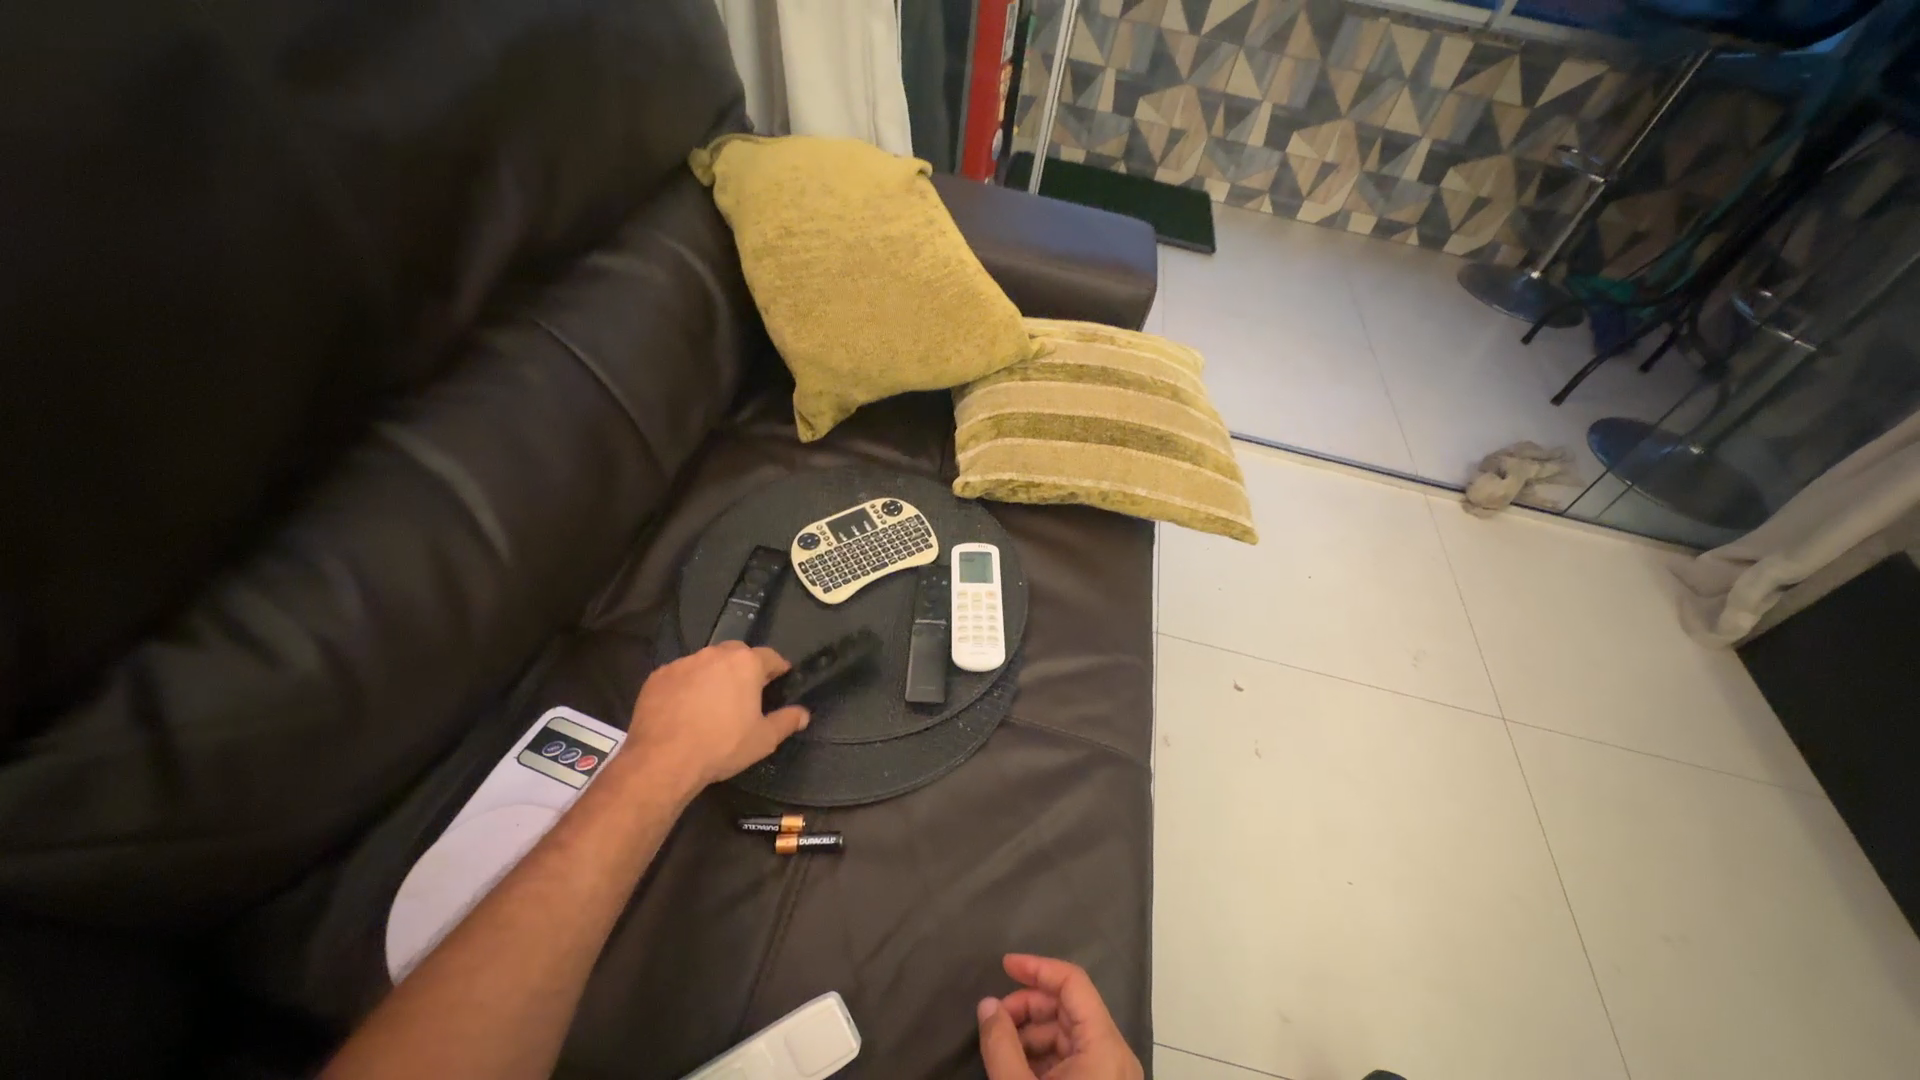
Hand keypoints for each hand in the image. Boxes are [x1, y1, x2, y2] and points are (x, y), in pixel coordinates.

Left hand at [623, 643, 808, 793]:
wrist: (663, 760)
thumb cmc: (722, 746)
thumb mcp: (764, 739)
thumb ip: (787, 721)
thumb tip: (804, 714)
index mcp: (745, 664)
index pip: (770, 656)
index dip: (778, 668)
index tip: (781, 679)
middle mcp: (714, 654)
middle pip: (736, 654)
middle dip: (744, 667)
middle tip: (746, 692)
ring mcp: (683, 663)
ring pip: (706, 663)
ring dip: (713, 675)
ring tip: (712, 702)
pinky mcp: (658, 676)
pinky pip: (680, 675)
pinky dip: (686, 686)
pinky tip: (684, 709)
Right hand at [977, 955, 1142, 1079]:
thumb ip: (1001, 1044)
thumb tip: (987, 1004)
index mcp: (1105, 1046)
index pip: (1073, 982)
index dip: (1037, 967)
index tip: (1004, 965)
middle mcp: (1116, 1054)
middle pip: (1069, 1007)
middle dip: (1028, 1005)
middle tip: (995, 1018)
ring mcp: (1112, 1074)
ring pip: (1069, 1034)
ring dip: (1032, 1032)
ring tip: (1002, 1045)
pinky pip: (1074, 1058)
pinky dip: (1044, 1055)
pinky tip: (1018, 1065)